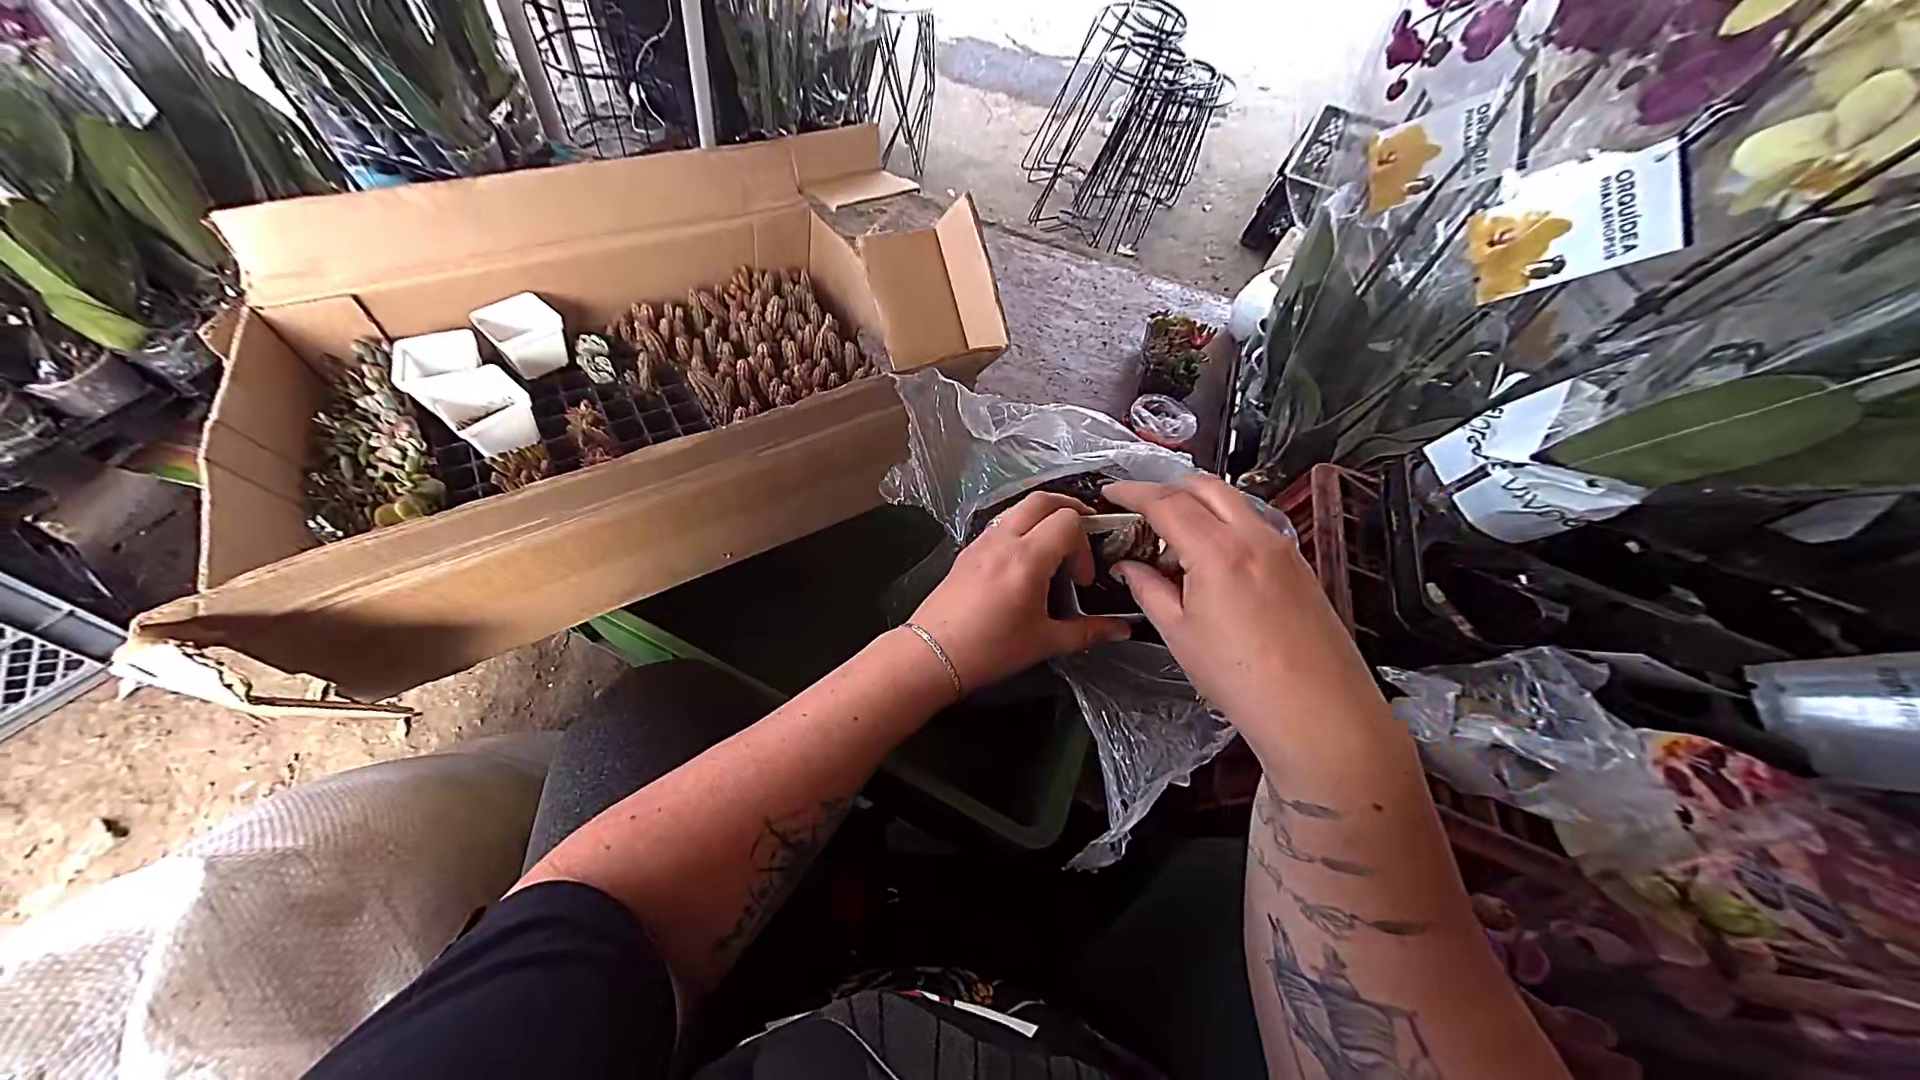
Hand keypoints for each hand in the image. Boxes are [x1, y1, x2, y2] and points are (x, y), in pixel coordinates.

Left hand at [909, 492, 1130, 694]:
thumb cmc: (991, 650)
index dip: (1084, 544)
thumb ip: (1087, 631)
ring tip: (1054, 548)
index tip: (1081, 579)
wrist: (932, 655)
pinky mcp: (966, 551)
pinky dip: (1020, 528)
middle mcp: (1003, 540)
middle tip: (1082, 536)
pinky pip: (1000, 524)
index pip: (1068, 521)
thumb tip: (1123, 630)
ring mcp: (981, 542)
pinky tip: (1024, 561)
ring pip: (1018, 508)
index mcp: (1027, 558)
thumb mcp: (1045, 642)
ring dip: (1042, 517)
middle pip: (1042, 499)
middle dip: (1069, 510)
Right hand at [1103, 475, 1374, 724]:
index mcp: (1219, 552)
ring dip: (1198, 504)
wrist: (1318, 712)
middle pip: (1204, 486)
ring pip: (1233, 502)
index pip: (1166, 502)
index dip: (1132, 491)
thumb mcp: (1179, 634)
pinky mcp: (1299, 565)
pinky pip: (1254, 525)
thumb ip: (1148, 589)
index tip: (1113, 491)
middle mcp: (1256, 538)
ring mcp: (1283, 549)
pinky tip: (1210, 559)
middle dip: (1167, 488)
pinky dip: (1225, 525)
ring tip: (1173, 537)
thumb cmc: (1246, 680)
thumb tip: (1129, 568)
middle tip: (1140, 508)